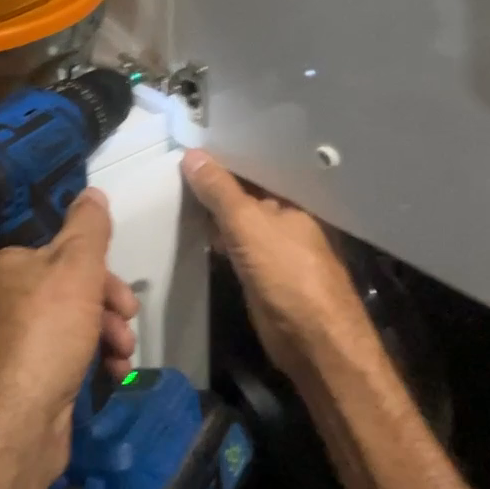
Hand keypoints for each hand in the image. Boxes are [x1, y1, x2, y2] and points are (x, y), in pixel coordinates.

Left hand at [0, 188, 138, 488]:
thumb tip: (92, 194)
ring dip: (104, 322)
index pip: (30, 223)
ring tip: (123, 343)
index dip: (71, 231)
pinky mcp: (21, 364)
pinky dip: (91, 348)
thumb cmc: (41, 331)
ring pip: (64, 307)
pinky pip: (60, 341)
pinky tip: (115, 366)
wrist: (20, 427)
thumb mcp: (75, 267)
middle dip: (101, 289)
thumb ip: (88, 226)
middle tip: (125, 305)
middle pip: (56, 269)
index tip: (100, 245)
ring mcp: (2, 328)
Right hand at [180, 149, 368, 373]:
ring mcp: (274, 249)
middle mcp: (285, 221)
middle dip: (215, 183)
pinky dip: (215, 237)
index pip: (254, 168)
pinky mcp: (262, 275)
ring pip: (237, 220)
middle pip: (245, 194)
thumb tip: (192, 154)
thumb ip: (220, 191)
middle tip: (174, 165)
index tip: (191, 143)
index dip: (225, 157)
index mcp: (291, 201)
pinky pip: (234, 245)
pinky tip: (192, 229)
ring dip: (212, 210)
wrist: (315, 345)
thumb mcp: (248, 225)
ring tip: (174, 190)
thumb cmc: (288, 275)